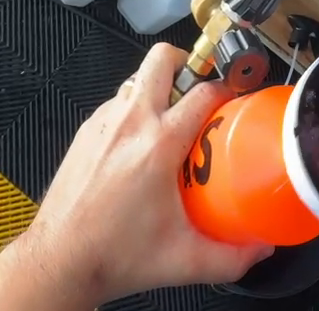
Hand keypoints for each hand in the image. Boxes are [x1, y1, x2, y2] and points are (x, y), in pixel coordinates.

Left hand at [0, 44, 270, 309]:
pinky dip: (134, 111)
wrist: (59, 260)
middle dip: (186, 62)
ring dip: (158, 89)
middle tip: (197, 89)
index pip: (204, 92)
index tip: (233, 99)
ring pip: (139, 79)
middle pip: (163, 58)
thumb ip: (230, 257)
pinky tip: (138, 144)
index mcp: (159, 143)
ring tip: (169, 121)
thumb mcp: (182, 260)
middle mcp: (131, 122)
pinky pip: (118, 103)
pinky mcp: (86, 130)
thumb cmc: (113, 255)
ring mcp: (105, 121)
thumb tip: (260, 249)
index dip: (225, 90)